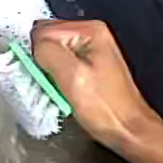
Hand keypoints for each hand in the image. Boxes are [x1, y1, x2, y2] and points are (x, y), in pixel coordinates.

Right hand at [31, 19, 157, 153]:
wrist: (130, 131)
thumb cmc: (106, 109)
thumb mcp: (72, 76)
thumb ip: (48, 52)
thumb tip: (32, 45)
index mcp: (89, 30)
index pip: (42, 31)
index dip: (38, 55)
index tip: (45, 75)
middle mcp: (91, 34)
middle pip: (46, 39)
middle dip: (43, 62)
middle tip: (54, 84)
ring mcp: (90, 50)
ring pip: (51, 53)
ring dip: (49, 72)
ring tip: (62, 90)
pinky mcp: (88, 65)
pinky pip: (60, 64)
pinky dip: (57, 78)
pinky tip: (66, 92)